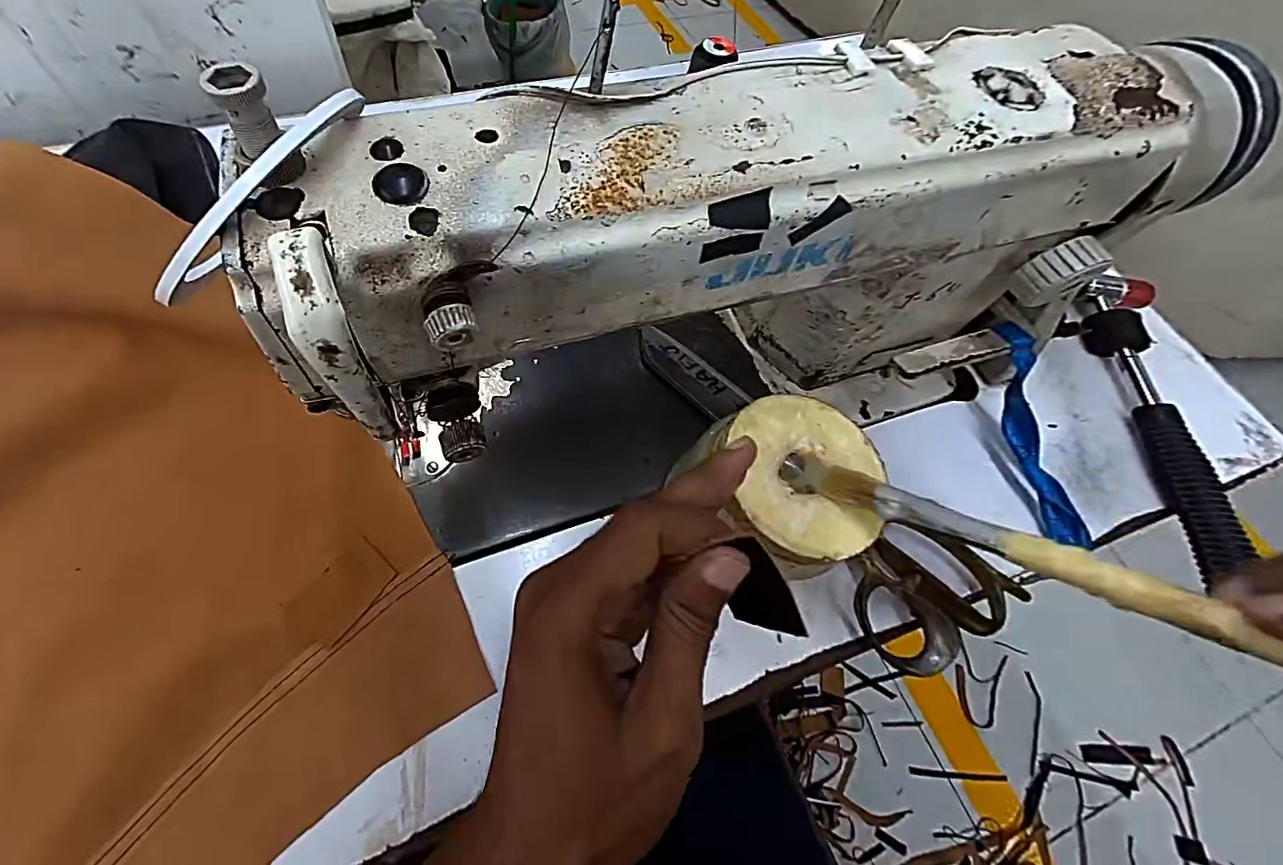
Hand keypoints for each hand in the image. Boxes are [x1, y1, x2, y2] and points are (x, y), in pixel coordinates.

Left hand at [430, 441, 756, 864]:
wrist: (531, 847)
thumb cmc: (593, 801)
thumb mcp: (660, 726)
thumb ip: (690, 631)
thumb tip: (727, 559)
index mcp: (569, 607)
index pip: (640, 531)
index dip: (700, 521)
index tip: (752, 539)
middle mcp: (556, 589)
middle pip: (633, 524)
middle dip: (693, 492)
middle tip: (740, 457)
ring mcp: (558, 602)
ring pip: (630, 545)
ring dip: (684, 525)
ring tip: (732, 494)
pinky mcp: (568, 619)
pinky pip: (623, 576)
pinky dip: (667, 565)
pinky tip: (701, 555)